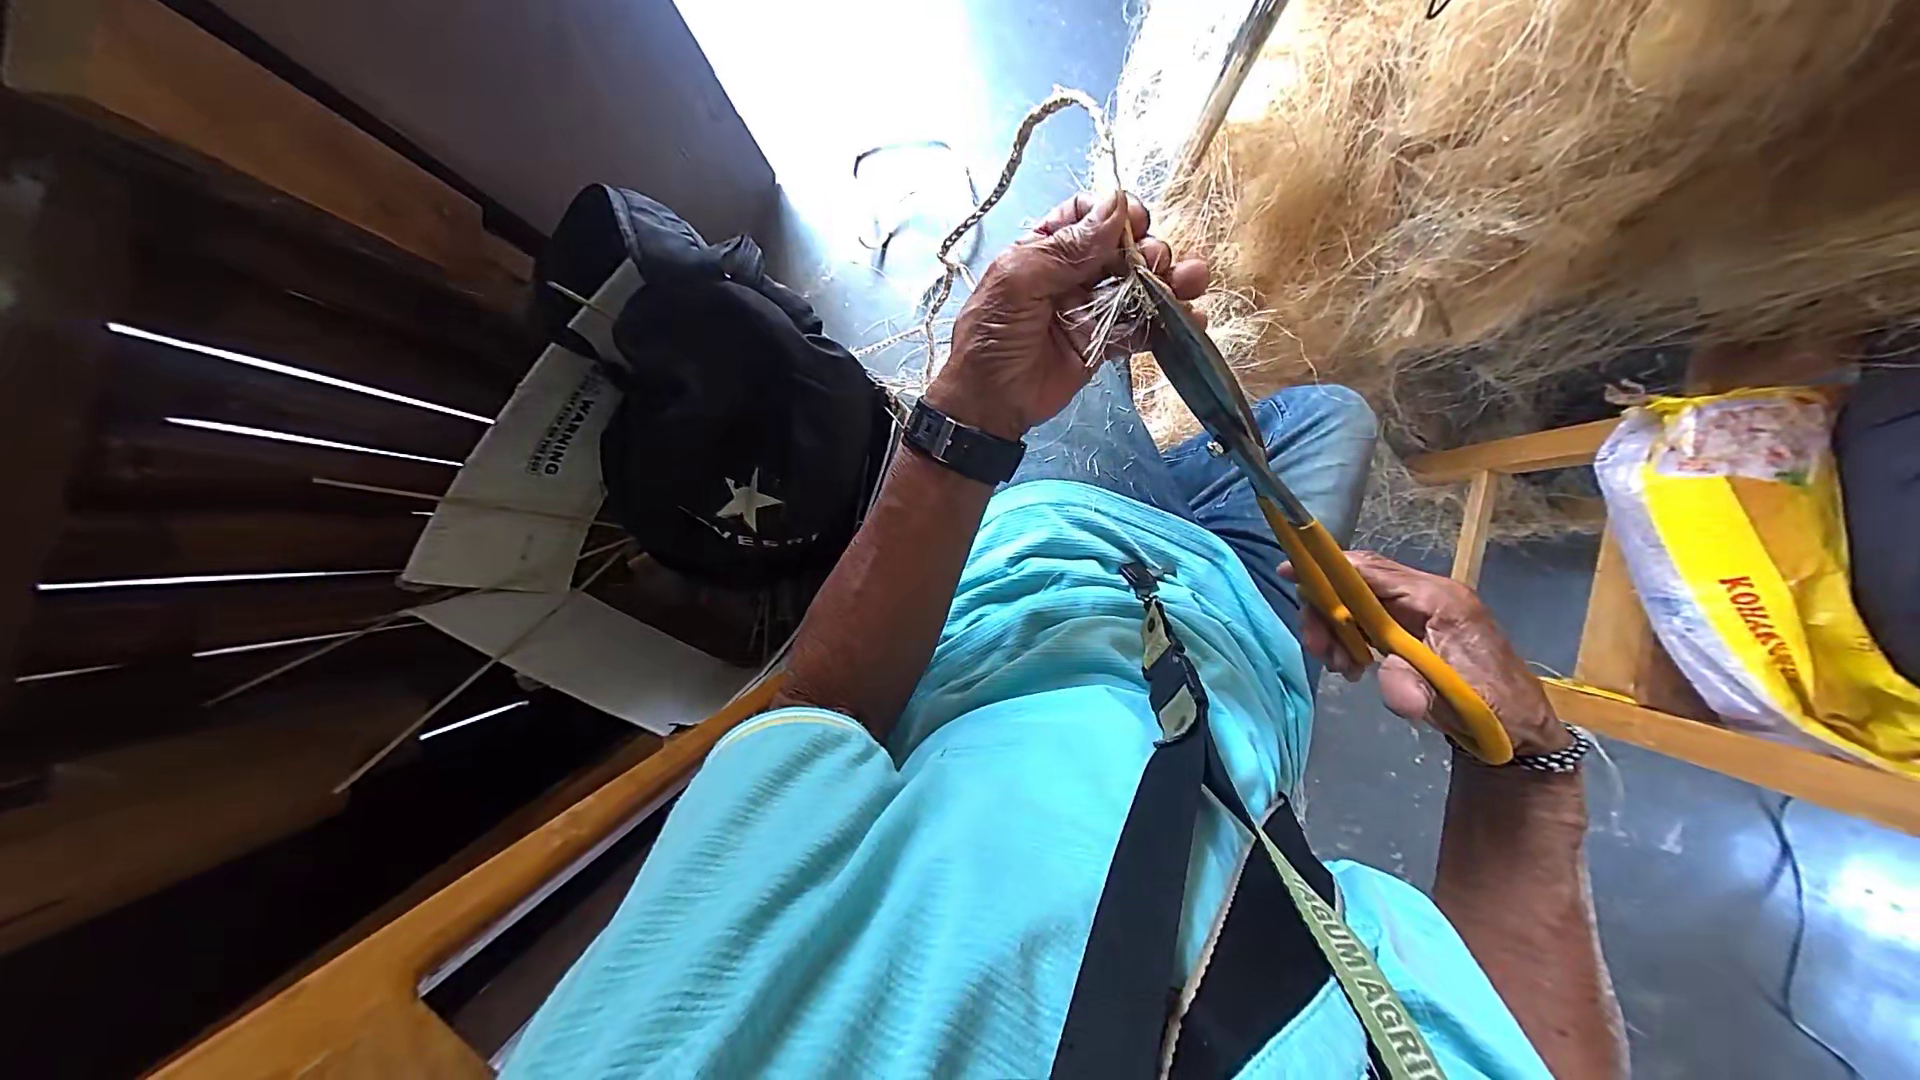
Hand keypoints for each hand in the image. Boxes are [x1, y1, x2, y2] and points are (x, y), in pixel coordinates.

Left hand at [925, 192, 1209, 439]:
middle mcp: (1072, 276)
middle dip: (1147, 250)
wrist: (990, 402)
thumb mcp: (1018, 282)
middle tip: (1154, 263)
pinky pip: (1141, 328)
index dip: (1114, 215)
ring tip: (1189, 282)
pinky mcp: (1104, 344)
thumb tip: (1116, 207)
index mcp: (1045, 251)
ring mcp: (1091, 310)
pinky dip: (1168, 323)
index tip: (1134, 223)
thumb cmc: (993, 337)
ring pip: (1139, 286)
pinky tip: (1191, 318)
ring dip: (1169, 280)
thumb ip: (1066, 248)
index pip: (1087, 217)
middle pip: (1122, 249)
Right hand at [1280, 551, 1571, 757]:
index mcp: (1439, 600)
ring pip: (1355, 600)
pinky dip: (1348, 637)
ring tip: (1340, 666)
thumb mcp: (1456, 701)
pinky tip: (1351, 664)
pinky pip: (1365, 617)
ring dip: (1334, 629)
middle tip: (1318, 649)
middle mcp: (1428, 594)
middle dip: (1325, 611)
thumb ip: (1415, 686)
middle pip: (1356, 583)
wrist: (1521, 732)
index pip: (1371, 571)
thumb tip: (1388, 688)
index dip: (1327, 569)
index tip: (1289, 573)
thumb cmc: (1495, 711)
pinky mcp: (1412, 624)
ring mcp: (1420, 608)